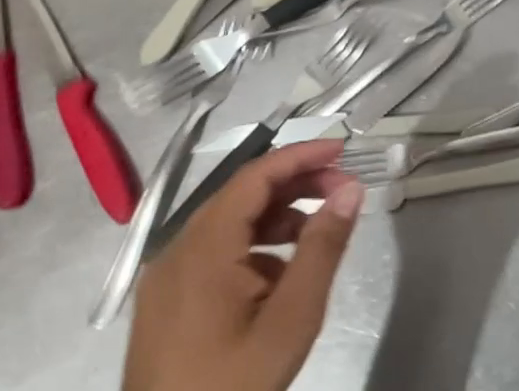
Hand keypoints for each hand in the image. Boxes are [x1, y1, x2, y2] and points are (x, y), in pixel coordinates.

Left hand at [123, 141, 363, 390]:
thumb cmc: (234, 382)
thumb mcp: (292, 317)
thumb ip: (323, 248)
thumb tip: (351, 190)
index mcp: (202, 248)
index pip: (254, 176)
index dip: (300, 155)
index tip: (344, 150)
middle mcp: (177, 252)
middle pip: (242, 195)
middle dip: (297, 184)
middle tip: (344, 191)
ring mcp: (167, 278)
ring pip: (229, 223)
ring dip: (279, 215)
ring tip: (321, 232)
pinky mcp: (167, 302)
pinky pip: (216, 251)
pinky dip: (255, 245)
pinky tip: (283, 274)